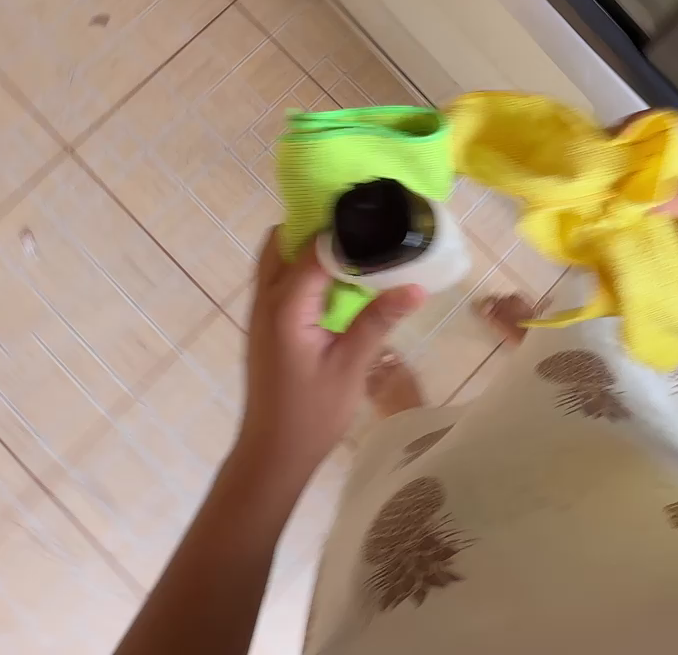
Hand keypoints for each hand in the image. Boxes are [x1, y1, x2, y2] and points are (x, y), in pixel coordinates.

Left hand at [235, 228, 424, 481]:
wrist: (271, 455)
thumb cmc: (311, 414)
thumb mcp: (351, 366)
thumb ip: (378, 320)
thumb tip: (417, 287)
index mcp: (286, 306)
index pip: (314, 250)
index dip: (345, 233)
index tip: (379, 221)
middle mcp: (266, 300)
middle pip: (282, 241)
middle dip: (318, 229)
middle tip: (361, 230)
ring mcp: (260, 312)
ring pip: (277, 258)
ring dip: (307, 247)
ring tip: (352, 249)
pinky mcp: (265, 324)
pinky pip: (278, 278)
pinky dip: (302, 267)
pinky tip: (335, 282)